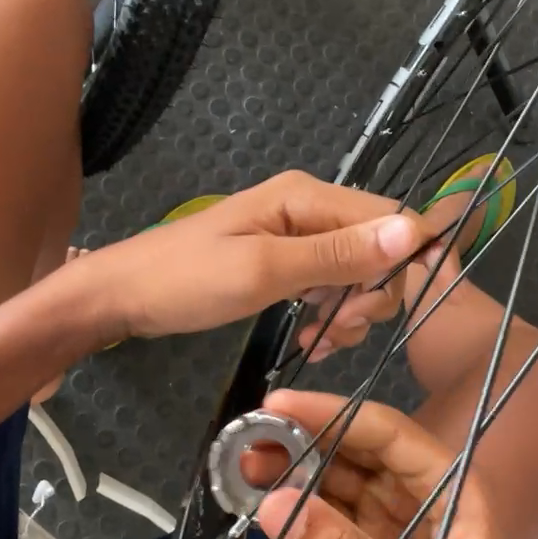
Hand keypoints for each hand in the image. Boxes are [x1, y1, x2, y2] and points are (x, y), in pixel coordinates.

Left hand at [70, 171, 432, 343]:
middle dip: (371, 294)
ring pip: (358, 270)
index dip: (401, 263)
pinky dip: (330, 313)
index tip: (375, 311)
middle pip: (378, 247)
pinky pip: (330, 283)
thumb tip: (413, 231)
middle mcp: (310, 207)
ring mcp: (297, 233)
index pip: (390, 218)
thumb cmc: (187, 281)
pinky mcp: (286, 258)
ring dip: (351, 310)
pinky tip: (313, 338)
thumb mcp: (263, 271)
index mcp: (307, 197)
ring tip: (321, 341)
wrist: (124, 295)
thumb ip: (336, 255)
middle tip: (338, 332)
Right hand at [255, 390, 537, 538]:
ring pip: (343, 488)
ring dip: (298, 475)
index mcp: (458, 497)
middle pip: (362, 456)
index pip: (393, 436)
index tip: (277, 405)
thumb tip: (272, 503)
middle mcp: (429, 506)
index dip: (336, 414)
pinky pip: (332, 526)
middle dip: (308, 442)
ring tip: (246, 466)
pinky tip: (266, 505)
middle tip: (248, 438)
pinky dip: (300, 514)